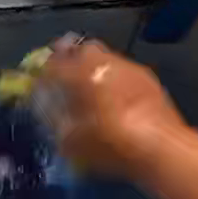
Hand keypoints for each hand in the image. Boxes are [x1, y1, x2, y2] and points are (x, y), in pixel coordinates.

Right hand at [38, 35, 186, 175]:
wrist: (161, 149)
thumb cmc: (110, 146)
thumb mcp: (70, 141)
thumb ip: (53, 119)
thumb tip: (45, 107)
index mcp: (79, 74)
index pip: (50, 63)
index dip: (40, 72)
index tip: (36, 80)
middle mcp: (103, 62)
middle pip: (79, 49)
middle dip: (68, 59)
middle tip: (62, 77)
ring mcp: (128, 67)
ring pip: (103, 58)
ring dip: (92, 68)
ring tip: (88, 89)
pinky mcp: (148, 78)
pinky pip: (122, 71)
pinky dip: (112, 79)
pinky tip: (114, 98)